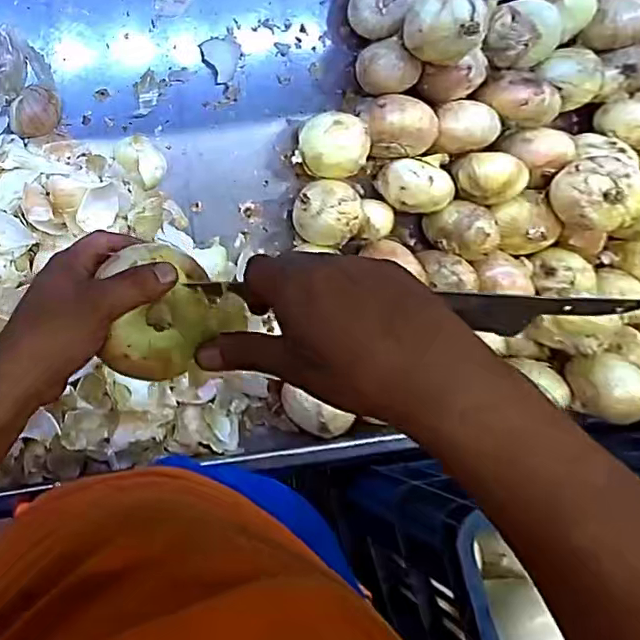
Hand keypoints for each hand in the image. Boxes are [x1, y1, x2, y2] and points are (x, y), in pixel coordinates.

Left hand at [0, 232, 176, 410]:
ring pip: (96, 292)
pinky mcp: (58, 329)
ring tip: (150, 307)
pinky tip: (126, 335)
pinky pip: (91, 316)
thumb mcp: (101, 303)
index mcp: (68, 262)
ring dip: (121, 297)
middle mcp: (61, 277)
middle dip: (130, 270)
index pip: (104, 239)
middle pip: (101, 264)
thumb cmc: (59, 332)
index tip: (159, 255)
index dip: (132, 242)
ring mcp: (57, 304)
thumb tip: (170, 268)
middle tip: (159, 283)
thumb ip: (136, 284)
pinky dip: (110, 320)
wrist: (19, 376)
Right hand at [194, 252, 492, 422]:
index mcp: (292, 282)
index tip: (264, 317)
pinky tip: (375, 327)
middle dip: (287, 291)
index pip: (256, 269)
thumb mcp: (294, 368)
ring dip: (321, 291)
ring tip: (339, 332)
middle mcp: (323, 263)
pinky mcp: (396, 271)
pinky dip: (356, 292)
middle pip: (291, 266)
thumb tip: (201, 354)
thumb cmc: (355, 375)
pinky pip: (361, 274)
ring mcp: (363, 264)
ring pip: (327, 270)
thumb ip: (245, 352)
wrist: (438, 376)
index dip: (254, 291)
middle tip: (299, 330)